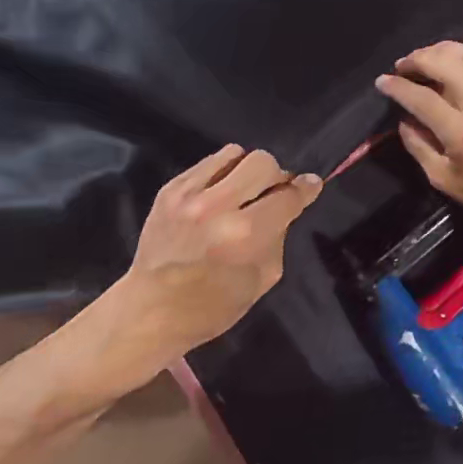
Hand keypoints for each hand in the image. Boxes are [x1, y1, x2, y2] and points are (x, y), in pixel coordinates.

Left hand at [113, 145, 322, 357]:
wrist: (150, 310)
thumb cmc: (212, 306)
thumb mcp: (262, 279)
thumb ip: (279, 235)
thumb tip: (288, 203)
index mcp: (245, 236)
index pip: (287, 196)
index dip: (306, 188)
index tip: (312, 183)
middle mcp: (217, 207)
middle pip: (263, 162)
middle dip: (276, 176)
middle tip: (272, 193)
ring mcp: (189, 194)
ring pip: (234, 153)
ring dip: (246, 170)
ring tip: (241, 191)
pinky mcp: (170, 189)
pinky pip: (208, 163)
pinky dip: (221, 174)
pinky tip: (217, 195)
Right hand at [375, 42, 462, 242]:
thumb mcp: (444, 181)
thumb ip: (418, 147)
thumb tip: (404, 120)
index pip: (422, 97)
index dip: (397, 86)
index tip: (383, 81)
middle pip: (446, 63)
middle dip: (418, 58)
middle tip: (404, 64)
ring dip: (445, 51)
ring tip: (430, 57)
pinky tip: (462, 65)